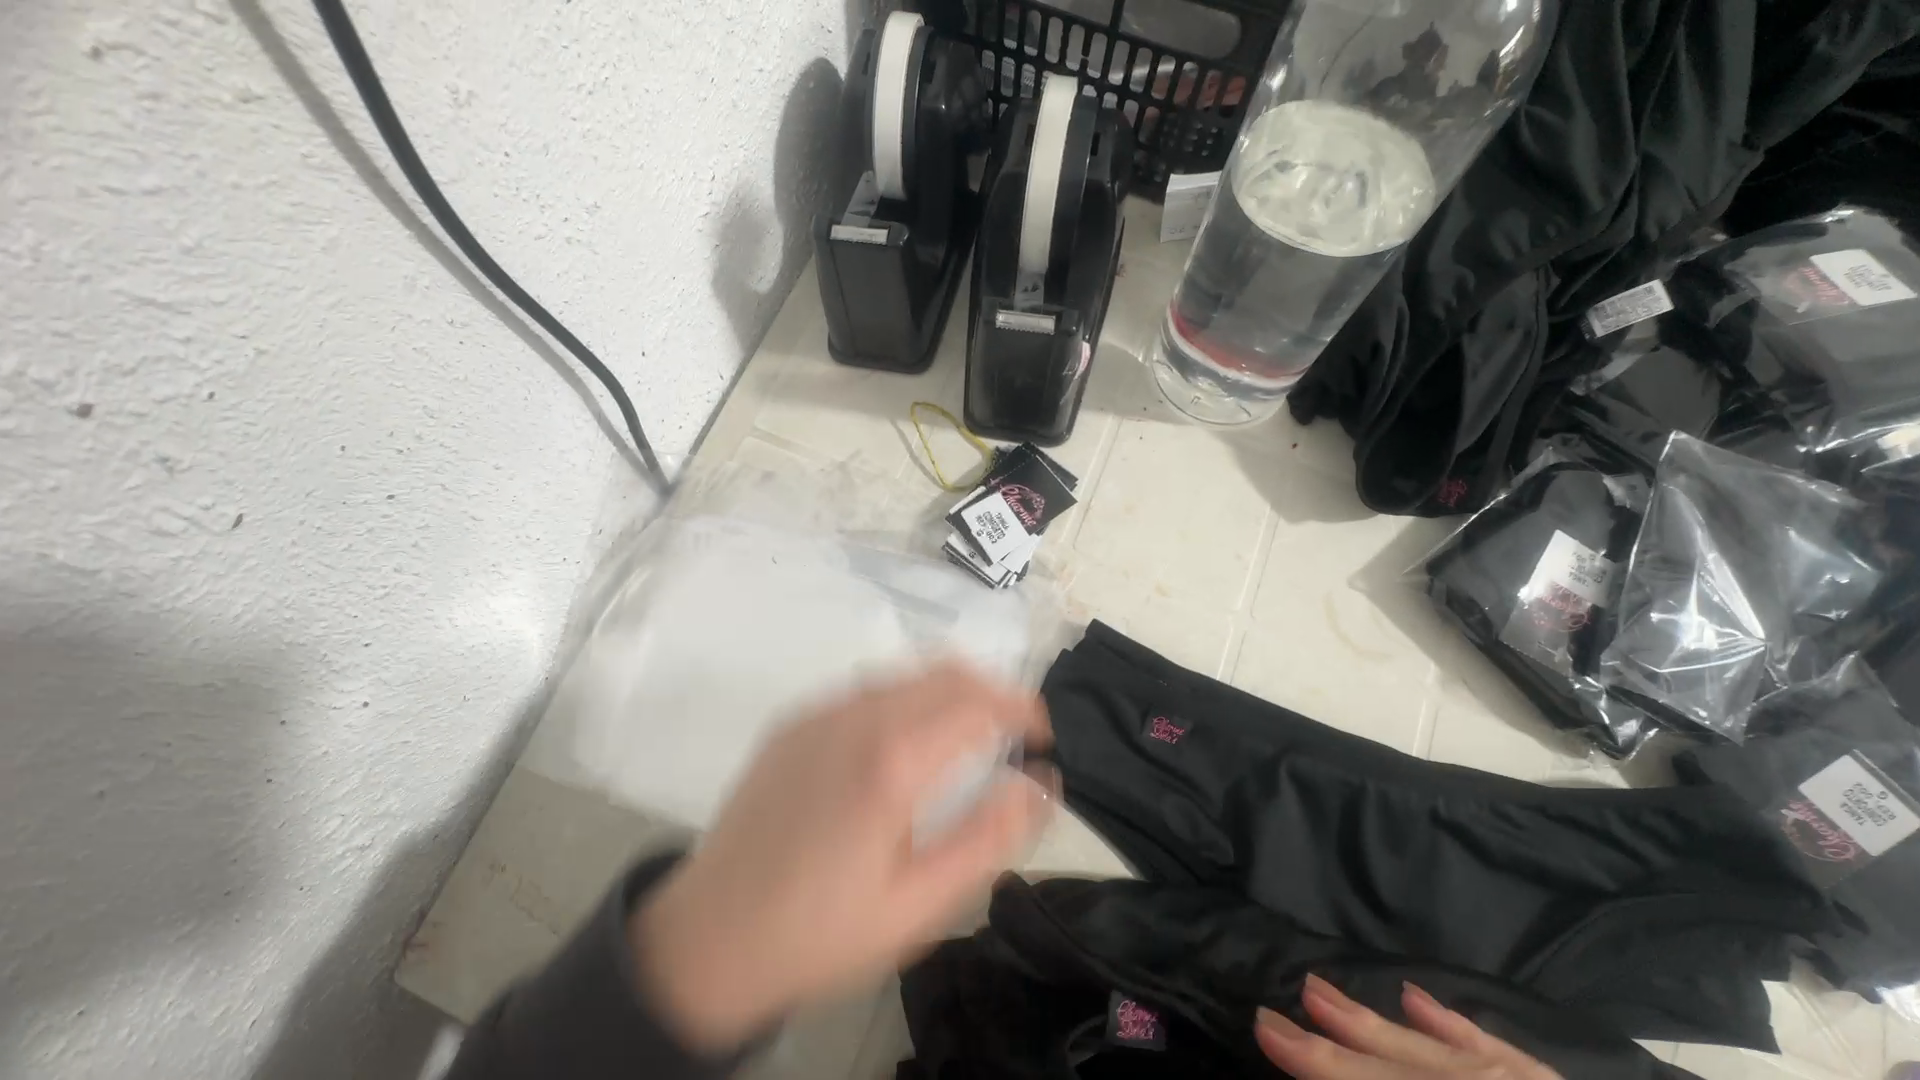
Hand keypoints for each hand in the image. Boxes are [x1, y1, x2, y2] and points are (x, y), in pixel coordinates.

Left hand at [631, 661, 1054, 1054]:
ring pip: (904, 674)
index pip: (979, 702)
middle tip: (1016, 733)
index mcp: (892, 761)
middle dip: (993, 691)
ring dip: (948, 691)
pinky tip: (905, 744)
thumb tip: (1042, 784)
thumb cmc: (822, 933)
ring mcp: (816, 715)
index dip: (1024, 710)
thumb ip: (989, 837)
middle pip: (945, 671)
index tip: (1044, 737)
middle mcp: (854, 718)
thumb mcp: (920, 905)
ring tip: (970, 736)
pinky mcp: (790, 725)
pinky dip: (903, 699)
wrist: (707, 940)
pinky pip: (863, 690)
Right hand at [1255, 975, 1562, 1078]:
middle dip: (1345, 1044)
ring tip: (1326, 992)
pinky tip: (1416, 999)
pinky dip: (1459, 1028)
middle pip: (1413, 1073)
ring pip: (1448, 1058)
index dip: (1327, 1068)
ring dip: (1382, 1027)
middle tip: (1283, 1005)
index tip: (1269, 1030)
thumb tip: (1348, 1073)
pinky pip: (1508, 1058)